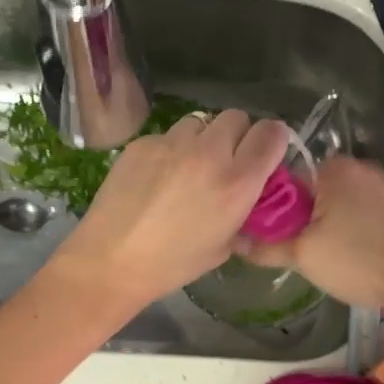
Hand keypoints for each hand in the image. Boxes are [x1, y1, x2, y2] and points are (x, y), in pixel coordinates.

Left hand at [51, 109, 288, 306]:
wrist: (112, 260)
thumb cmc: (172, 265)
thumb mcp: (222, 249)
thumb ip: (243, 218)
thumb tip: (250, 206)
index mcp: (237, 183)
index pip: (271, 134)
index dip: (271, 142)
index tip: (264, 155)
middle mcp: (209, 153)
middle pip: (236, 118)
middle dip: (236, 136)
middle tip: (225, 162)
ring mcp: (172, 143)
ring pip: (200, 122)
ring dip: (202, 139)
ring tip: (189, 168)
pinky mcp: (143, 142)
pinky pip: (167, 135)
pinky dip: (170, 150)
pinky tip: (156, 178)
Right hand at [248, 158, 383, 309]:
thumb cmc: (357, 260)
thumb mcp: (303, 256)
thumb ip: (266, 247)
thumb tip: (234, 242)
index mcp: (332, 168)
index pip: (282, 180)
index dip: (266, 208)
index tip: (259, 235)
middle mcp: (356, 167)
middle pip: (307, 192)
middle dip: (294, 220)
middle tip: (285, 251)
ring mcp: (377, 186)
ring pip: (330, 205)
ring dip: (317, 228)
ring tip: (311, 257)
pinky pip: (352, 214)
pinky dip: (340, 231)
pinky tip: (339, 256)